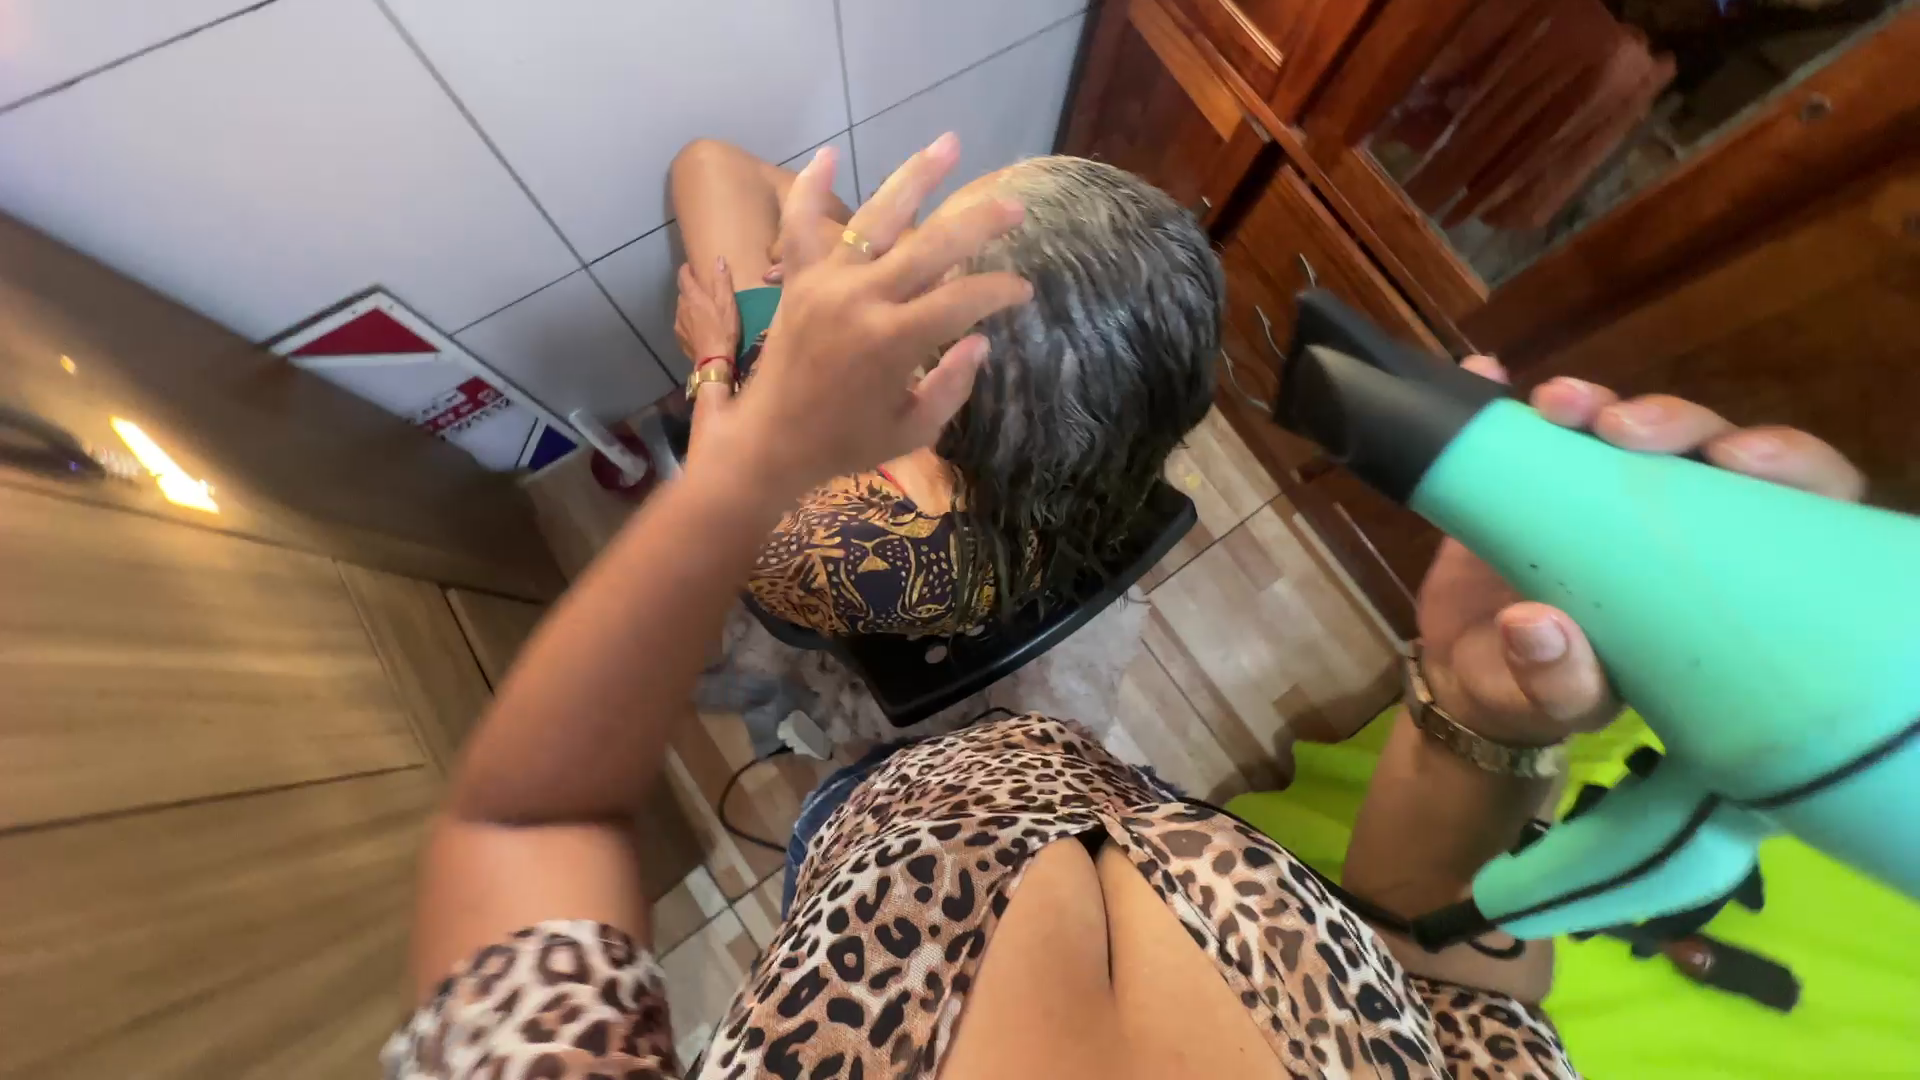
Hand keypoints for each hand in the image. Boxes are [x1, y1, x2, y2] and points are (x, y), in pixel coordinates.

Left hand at [675, 256, 739, 364]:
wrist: (714, 361)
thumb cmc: (723, 330)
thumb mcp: (728, 305)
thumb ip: (722, 281)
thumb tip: (718, 259)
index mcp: (692, 296)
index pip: (683, 275)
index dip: (687, 269)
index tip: (693, 268)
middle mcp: (681, 306)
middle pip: (683, 292)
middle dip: (692, 290)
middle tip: (705, 294)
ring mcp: (678, 322)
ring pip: (682, 309)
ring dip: (690, 307)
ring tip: (703, 314)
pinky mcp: (680, 337)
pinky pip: (683, 324)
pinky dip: (689, 323)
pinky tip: (699, 330)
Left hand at [685, 133, 1030, 499]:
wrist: (772, 443)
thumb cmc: (846, 443)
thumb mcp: (913, 429)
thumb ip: (952, 385)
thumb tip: (980, 341)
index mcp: (895, 341)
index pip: (964, 299)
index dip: (1000, 291)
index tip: (1022, 291)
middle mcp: (863, 299)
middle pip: (934, 244)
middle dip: (981, 222)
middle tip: (1014, 206)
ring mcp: (826, 283)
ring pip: (876, 216)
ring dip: (916, 177)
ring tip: (949, 144)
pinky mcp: (798, 281)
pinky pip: (801, 226)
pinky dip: (811, 190)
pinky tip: (830, 154)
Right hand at [1415, 357, 1865, 746]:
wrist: (1454, 674)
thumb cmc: (1515, 694)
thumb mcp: (1539, 701)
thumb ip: (1552, 681)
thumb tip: (1536, 624)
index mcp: (1703, 579)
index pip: (1784, 509)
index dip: (1783, 466)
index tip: (1737, 458)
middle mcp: (1657, 526)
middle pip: (1697, 450)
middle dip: (1672, 421)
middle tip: (1618, 427)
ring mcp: (1580, 498)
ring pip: (1610, 429)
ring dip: (1589, 401)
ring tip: (1552, 403)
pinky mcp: (1514, 485)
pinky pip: (1510, 432)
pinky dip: (1494, 396)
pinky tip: (1482, 375)